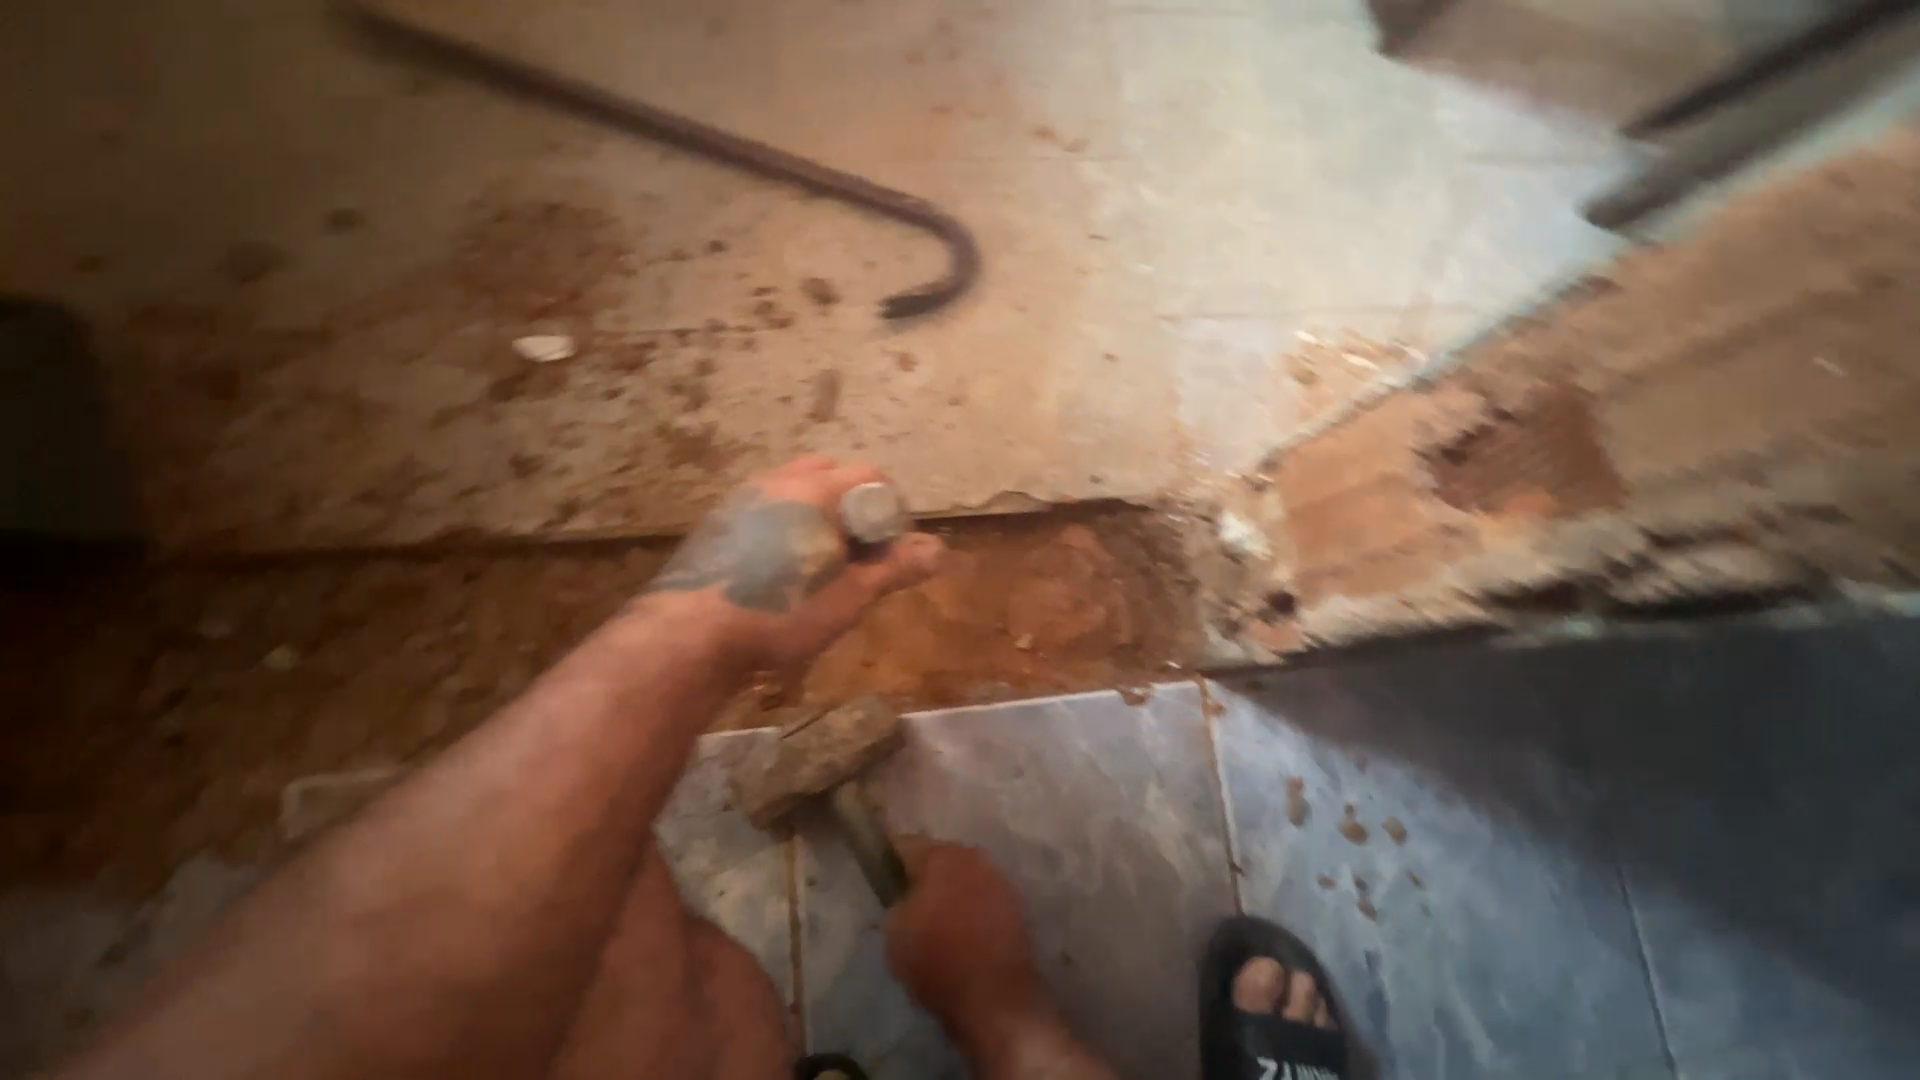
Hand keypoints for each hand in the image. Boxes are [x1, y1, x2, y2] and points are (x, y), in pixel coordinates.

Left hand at [638, 455, 943, 668]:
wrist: (689, 637)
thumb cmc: (782, 613)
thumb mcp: (849, 596)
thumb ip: (894, 567)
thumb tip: (940, 550)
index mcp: (815, 490)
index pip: (871, 476)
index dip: (890, 511)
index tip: (888, 552)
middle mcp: (777, 482)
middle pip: (831, 475)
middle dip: (854, 507)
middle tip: (858, 554)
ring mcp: (742, 500)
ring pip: (795, 491)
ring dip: (818, 516)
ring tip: (821, 563)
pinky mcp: (718, 524)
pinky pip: (766, 510)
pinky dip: (786, 527)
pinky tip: (780, 572)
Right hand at [885, 838, 1047, 1050]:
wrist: (995, 996)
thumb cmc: (937, 960)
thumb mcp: (894, 934)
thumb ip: (896, 903)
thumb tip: (905, 897)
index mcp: (939, 856)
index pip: (906, 843)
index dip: (891, 858)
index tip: (883, 872)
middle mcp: (972, 856)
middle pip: (941, 857)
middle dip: (927, 873)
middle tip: (912, 898)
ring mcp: (998, 878)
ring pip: (966, 875)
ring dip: (954, 888)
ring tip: (941, 916)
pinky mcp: (1016, 903)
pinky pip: (985, 896)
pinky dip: (974, 906)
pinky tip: (966, 929)